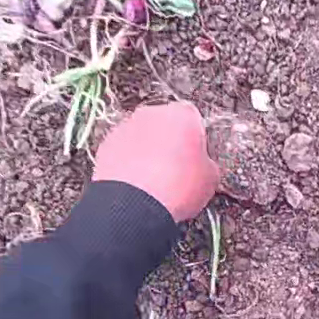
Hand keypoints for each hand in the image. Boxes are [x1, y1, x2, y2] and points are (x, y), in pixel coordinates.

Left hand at [92, 102, 220, 221]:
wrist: (135, 204)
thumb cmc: (176, 187)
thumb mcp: (211, 178)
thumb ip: (207, 162)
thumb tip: (203, 165)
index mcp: (183, 115)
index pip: (194, 117)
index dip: (197, 138)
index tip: (198, 155)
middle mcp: (152, 114)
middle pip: (166, 123)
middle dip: (171, 142)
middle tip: (179, 168)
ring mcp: (126, 127)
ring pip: (143, 135)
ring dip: (150, 151)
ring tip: (157, 180)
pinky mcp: (107, 144)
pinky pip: (124, 149)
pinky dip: (130, 162)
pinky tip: (139, 183)